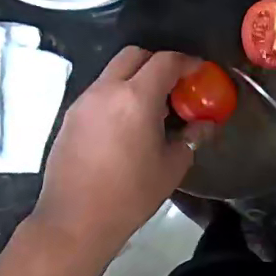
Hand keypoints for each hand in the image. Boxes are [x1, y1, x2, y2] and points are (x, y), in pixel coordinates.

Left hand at [32, 47, 211, 262]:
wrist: (76, 219)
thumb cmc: (131, 194)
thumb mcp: (171, 167)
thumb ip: (191, 138)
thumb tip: (205, 125)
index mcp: (135, 98)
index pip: (165, 61)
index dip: (187, 62)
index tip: (200, 72)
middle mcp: (106, 90)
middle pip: (134, 56)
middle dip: (158, 63)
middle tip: (176, 86)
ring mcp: (83, 102)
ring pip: (113, 73)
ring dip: (135, 80)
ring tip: (154, 110)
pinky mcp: (70, 118)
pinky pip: (99, 94)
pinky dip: (118, 97)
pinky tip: (128, 127)